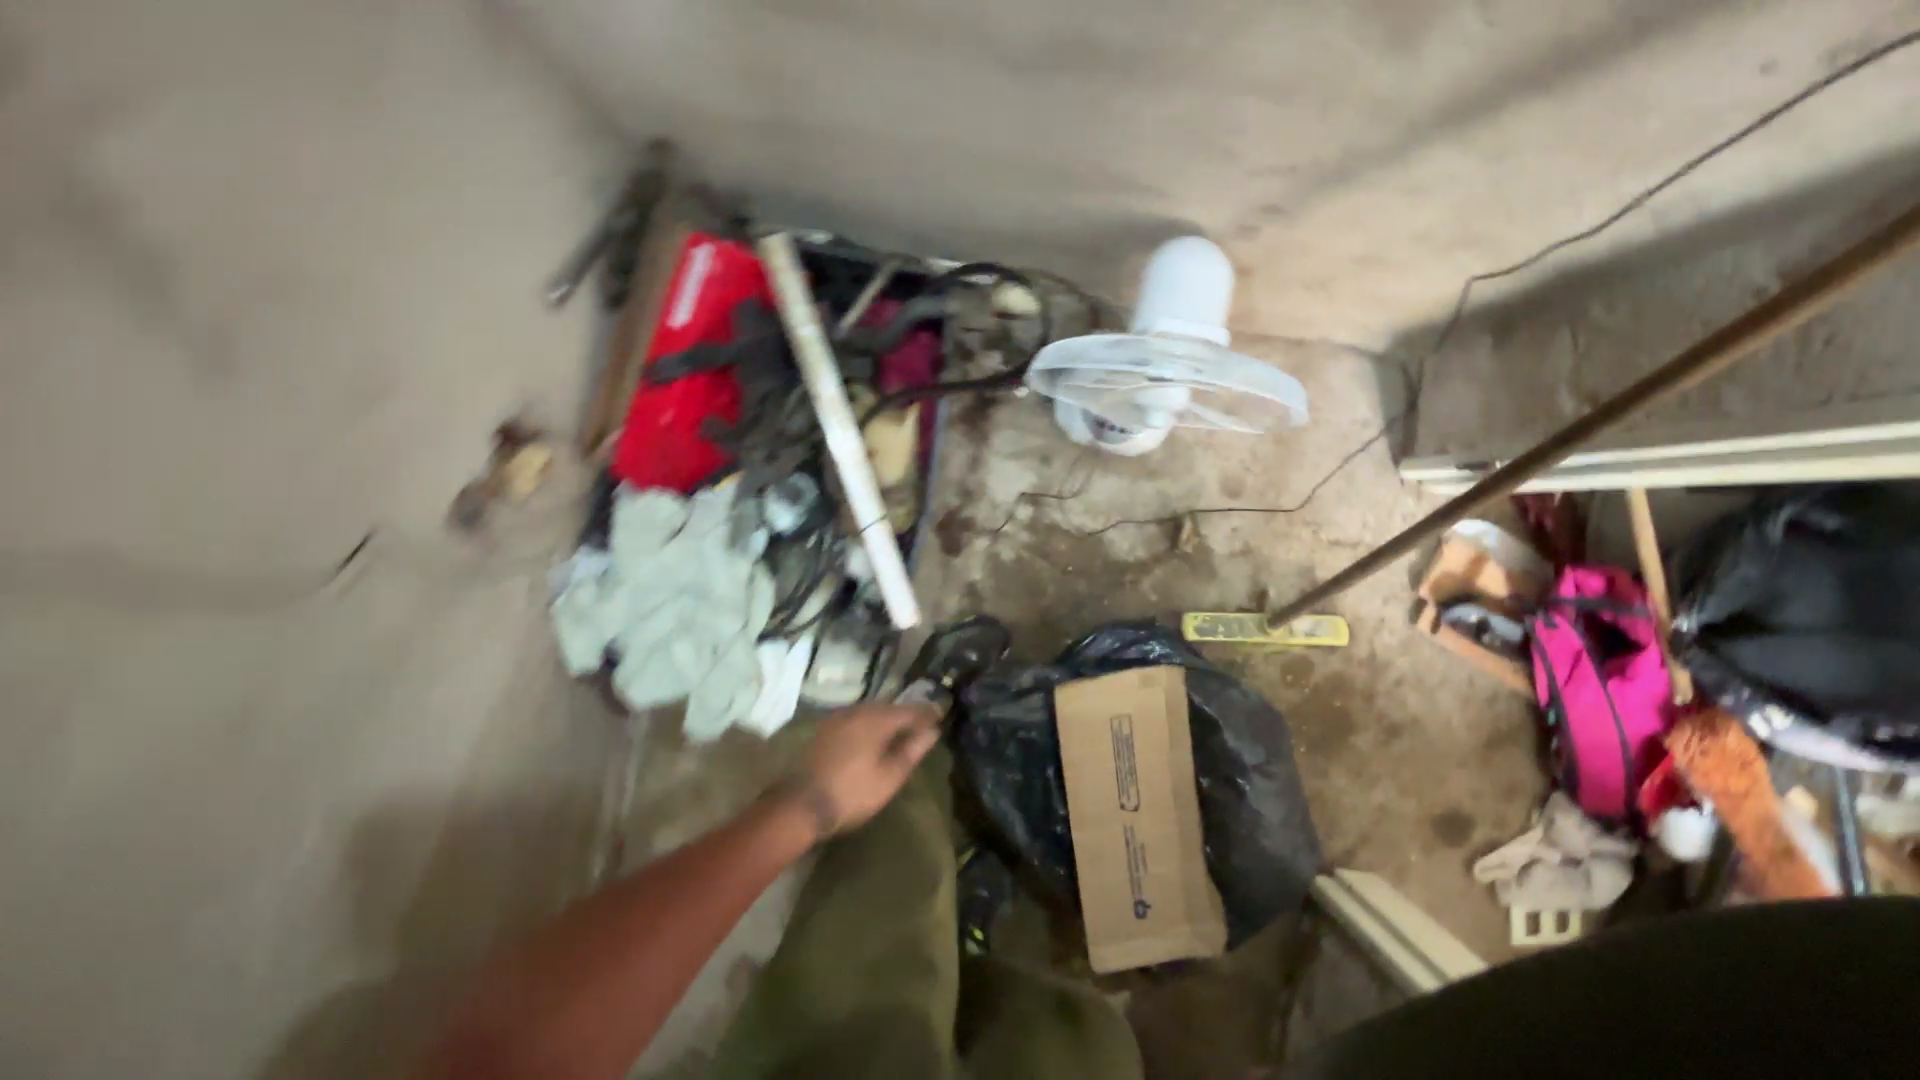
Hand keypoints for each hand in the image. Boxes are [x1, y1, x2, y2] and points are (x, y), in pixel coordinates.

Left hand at [782, 703, 940, 838]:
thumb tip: (932, 731)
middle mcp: (857, 711)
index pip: (909, 710)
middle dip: (906, 713)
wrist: (800, 804)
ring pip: (869, 711)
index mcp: (876, 720)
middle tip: (922, 723)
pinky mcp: (824, 729)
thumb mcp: (889, 777)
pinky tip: (871, 737)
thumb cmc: (852, 793)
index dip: (927, 712)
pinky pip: (854, 718)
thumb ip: (911, 751)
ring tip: (899, 731)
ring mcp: (837, 718)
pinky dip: (868, 723)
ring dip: (886, 717)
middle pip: (888, 706)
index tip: (941, 714)